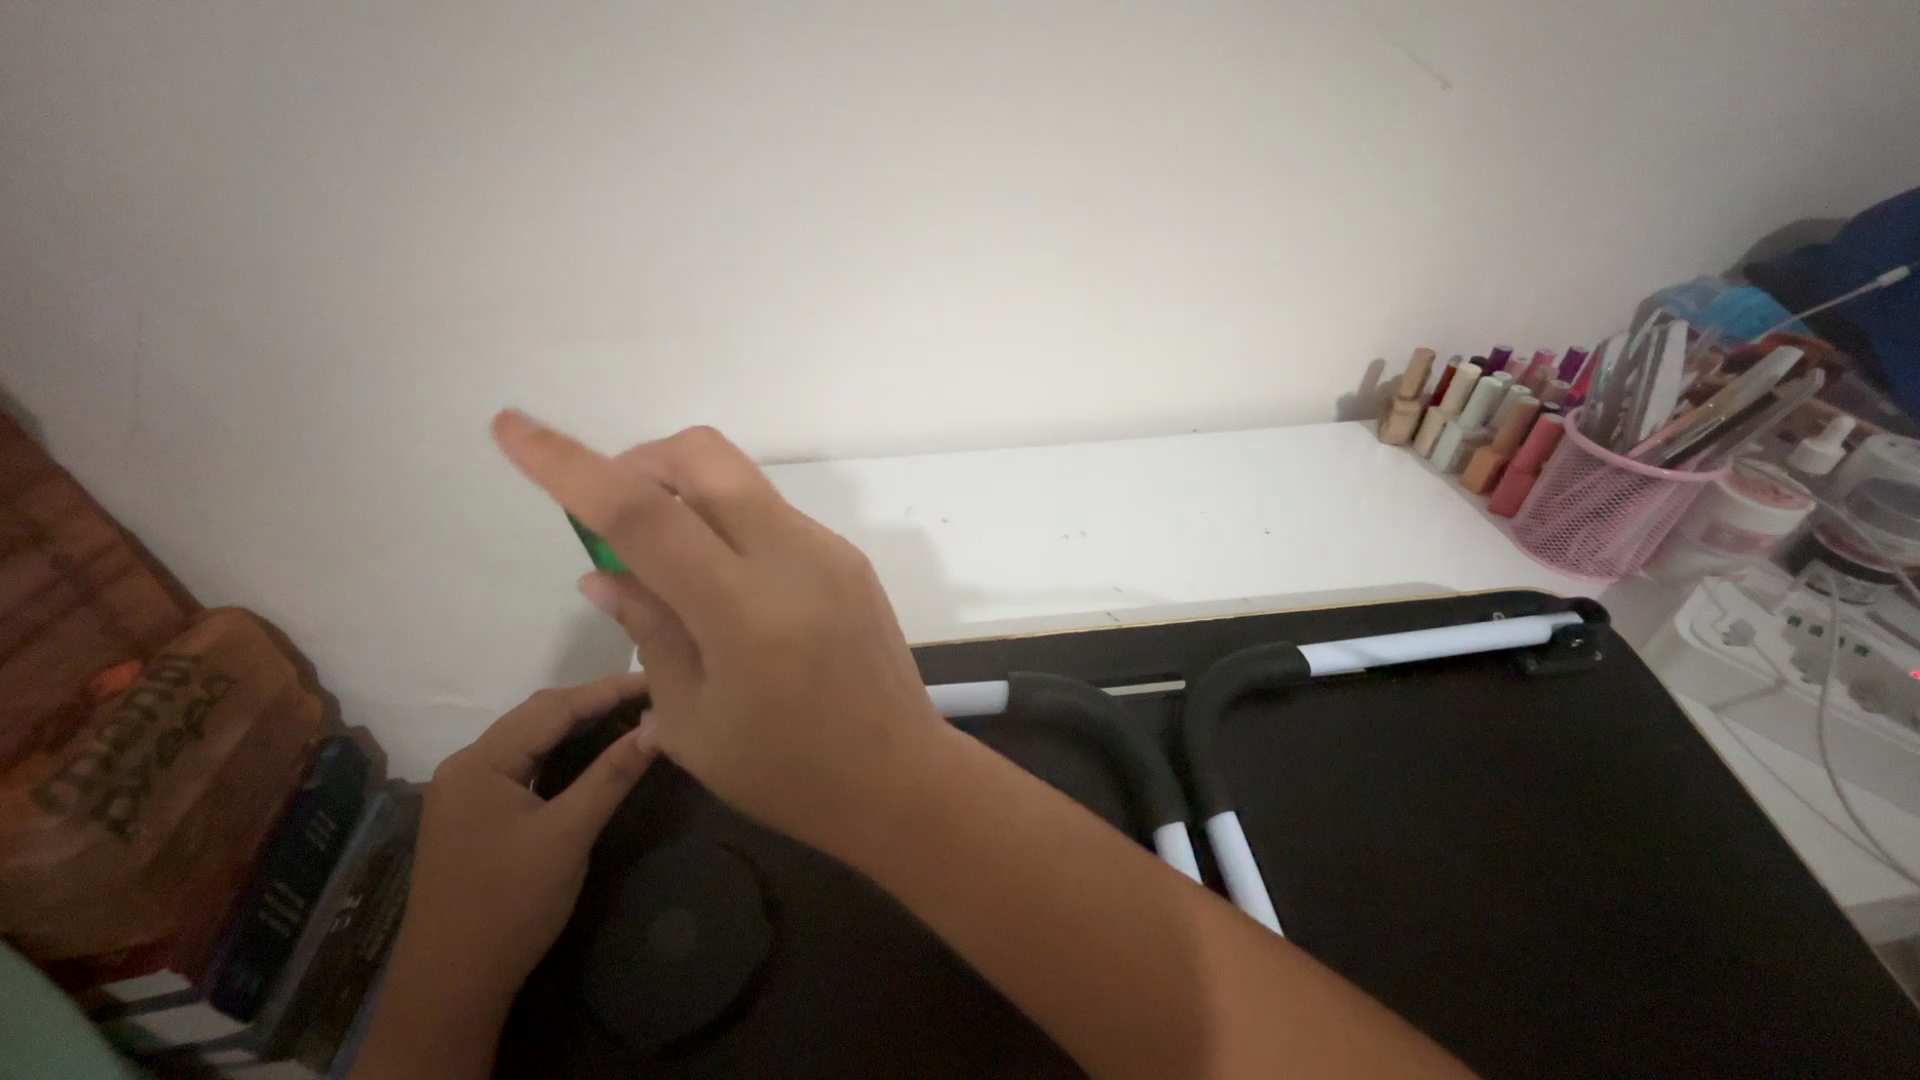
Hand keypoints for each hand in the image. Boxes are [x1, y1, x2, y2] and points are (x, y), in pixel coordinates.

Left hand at [398, 673, 660, 996]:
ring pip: (529, 740)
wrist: (451, 985)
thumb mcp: (569, 835)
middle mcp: (465, 766)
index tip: (656, 680)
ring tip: (629, 716)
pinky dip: (559, 752)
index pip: (552, 708)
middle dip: (593, 702)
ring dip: (576, 725)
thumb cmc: (510, 905)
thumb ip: (612, 775)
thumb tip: (660, 727)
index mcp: (479, 764)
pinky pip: (523, 765)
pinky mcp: (473, 814)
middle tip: (649, 697)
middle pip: (536, 716)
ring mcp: (465, 791)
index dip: (607, 690)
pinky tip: (590, 753)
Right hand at [491, 415, 952, 855]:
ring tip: (669, 562)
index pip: (641, 513)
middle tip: (612, 512)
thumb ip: (648, 630)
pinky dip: (729, 523)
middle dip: (639, 460)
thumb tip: (601, 572)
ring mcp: (829, 551)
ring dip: (686, 493)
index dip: (568, 466)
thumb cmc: (788, 774)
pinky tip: (724, 583)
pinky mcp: (850, 558)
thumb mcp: (692, 722)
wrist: (900, 777)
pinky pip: (772, 514)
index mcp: (742, 610)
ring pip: (740, 480)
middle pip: (703, 456)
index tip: (512, 427)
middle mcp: (790, 558)